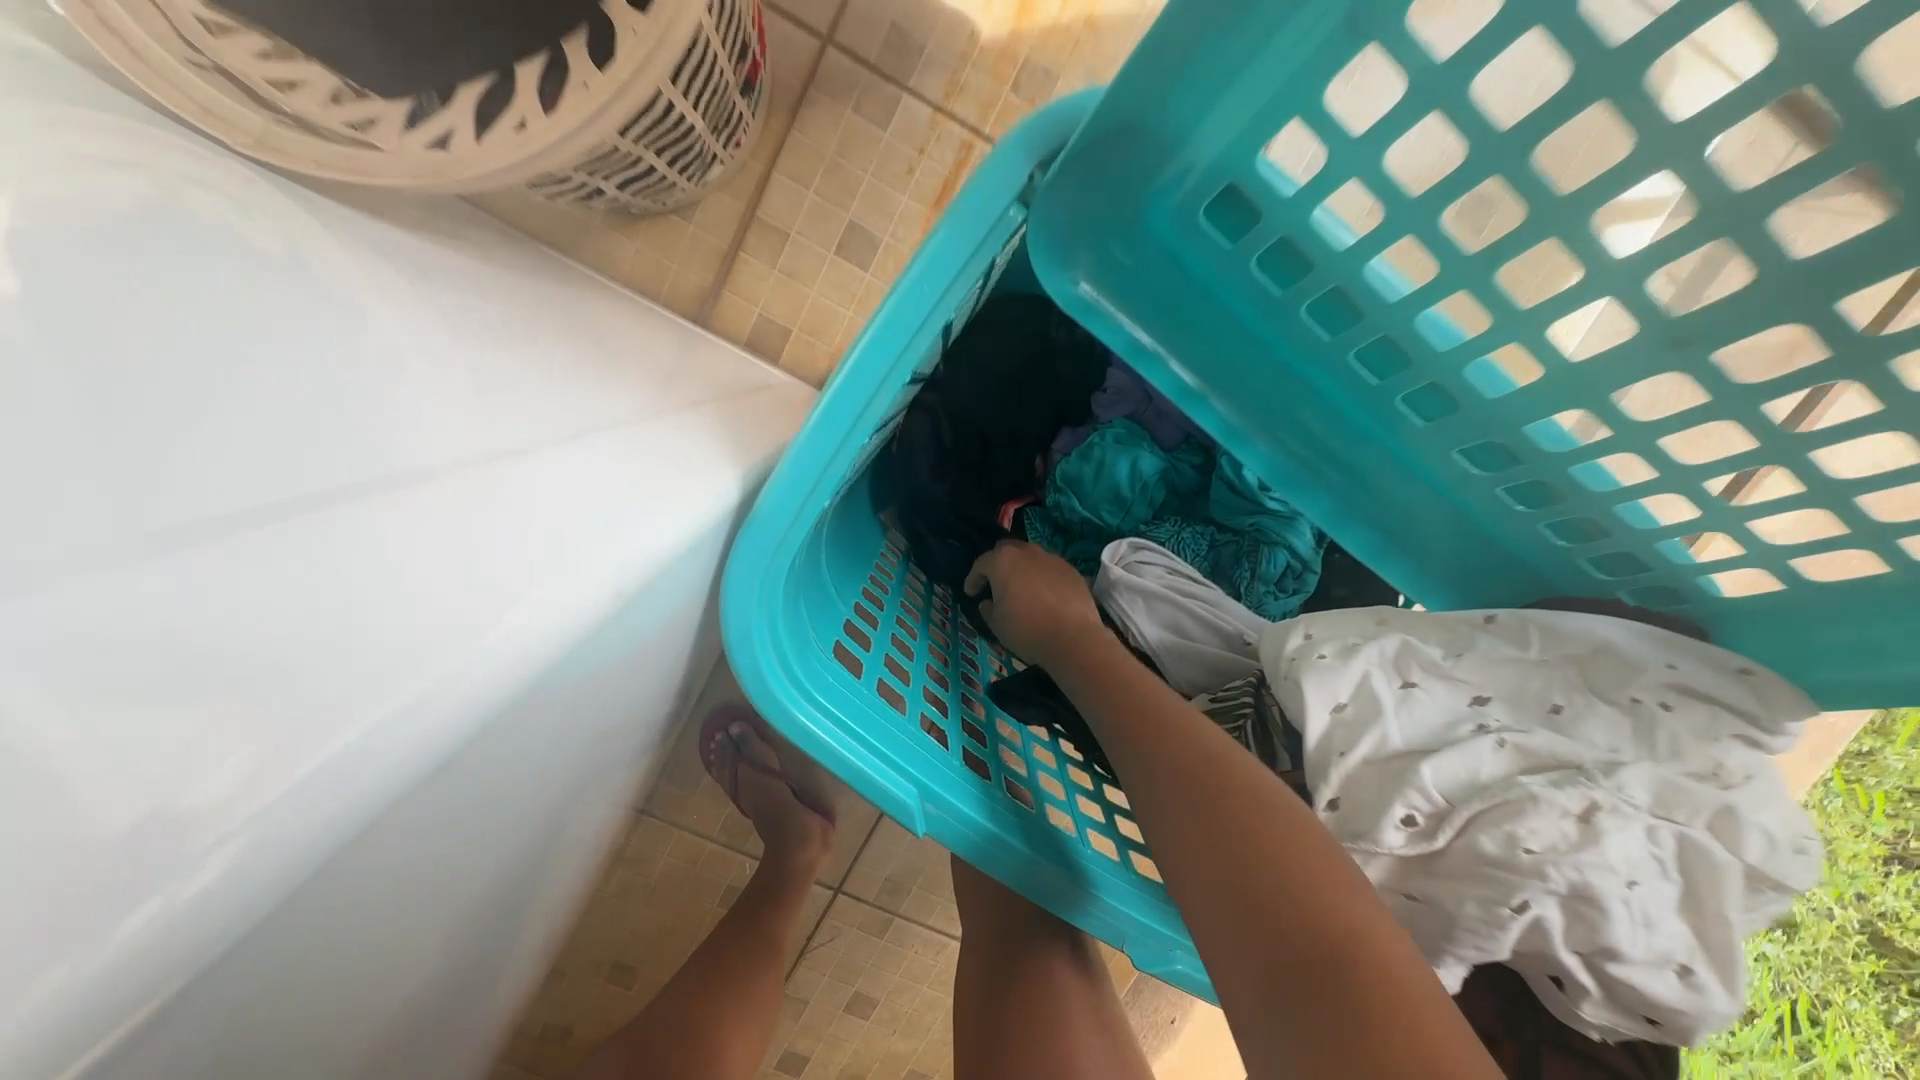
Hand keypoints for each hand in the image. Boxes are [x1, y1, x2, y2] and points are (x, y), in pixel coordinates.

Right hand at [963, 540, 1105, 668]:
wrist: (1073, 638)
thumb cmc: (1027, 629)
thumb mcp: (996, 624)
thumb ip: (988, 609)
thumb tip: (988, 602)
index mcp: (1002, 561)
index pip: (981, 563)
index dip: (973, 579)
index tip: (971, 593)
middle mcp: (1027, 552)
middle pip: (1007, 550)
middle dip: (998, 564)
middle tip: (995, 583)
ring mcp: (1052, 558)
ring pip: (1031, 557)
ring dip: (1022, 569)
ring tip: (1022, 588)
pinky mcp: (1072, 570)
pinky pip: (1050, 569)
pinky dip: (1043, 577)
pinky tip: (1045, 595)